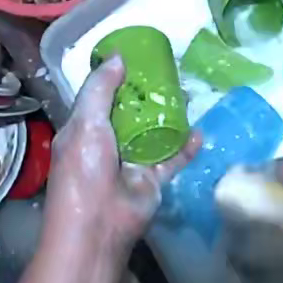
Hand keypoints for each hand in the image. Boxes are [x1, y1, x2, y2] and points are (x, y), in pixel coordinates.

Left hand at [47, 56, 200, 252]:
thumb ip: (101, 88)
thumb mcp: (85, 120)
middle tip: (169, 72)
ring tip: (187, 94)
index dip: (115, 76)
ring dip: (168, 116)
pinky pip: (171, 159)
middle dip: (147, 94)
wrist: (97, 226)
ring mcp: (130, 161)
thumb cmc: (84, 168)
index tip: (136, 56)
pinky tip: (198, 132)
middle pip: (129, 111)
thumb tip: (118, 56)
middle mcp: (106, 140)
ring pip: (152, 132)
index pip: (99, 94)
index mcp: (84, 125)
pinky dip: (185, 147)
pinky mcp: (151, 181)